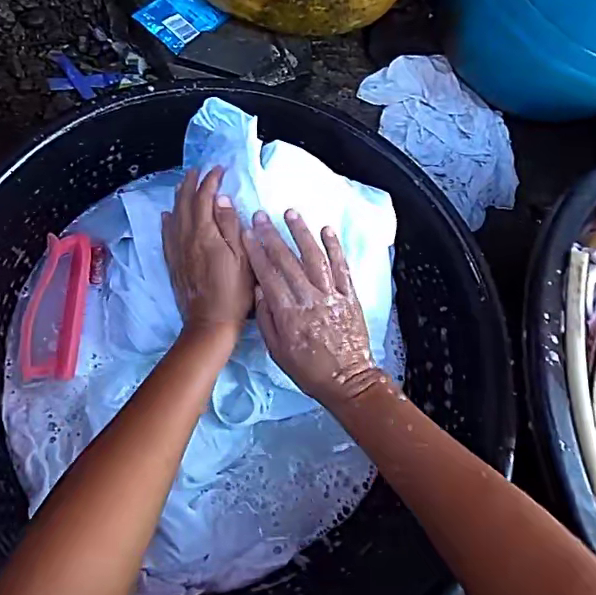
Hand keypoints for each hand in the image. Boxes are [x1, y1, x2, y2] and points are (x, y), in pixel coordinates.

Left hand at [161, 166, 254, 334]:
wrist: (210, 322)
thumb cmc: (234, 292)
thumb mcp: (243, 257)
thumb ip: (231, 226)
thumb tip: (221, 200)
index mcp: (206, 234)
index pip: (205, 198)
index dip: (211, 181)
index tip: (219, 170)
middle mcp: (187, 238)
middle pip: (185, 203)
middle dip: (191, 184)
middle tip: (197, 171)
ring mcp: (178, 251)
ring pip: (174, 216)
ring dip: (178, 197)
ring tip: (183, 185)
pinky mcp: (174, 263)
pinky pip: (166, 236)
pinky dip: (167, 221)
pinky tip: (166, 216)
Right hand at [243, 209, 388, 406]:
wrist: (348, 381)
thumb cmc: (308, 370)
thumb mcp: (277, 350)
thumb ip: (267, 318)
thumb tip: (259, 289)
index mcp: (288, 314)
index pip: (268, 275)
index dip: (255, 252)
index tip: (246, 233)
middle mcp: (309, 300)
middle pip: (287, 261)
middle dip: (272, 236)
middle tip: (261, 216)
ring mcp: (331, 296)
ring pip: (314, 257)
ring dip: (301, 233)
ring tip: (291, 213)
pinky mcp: (349, 296)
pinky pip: (341, 267)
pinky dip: (334, 247)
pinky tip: (326, 230)